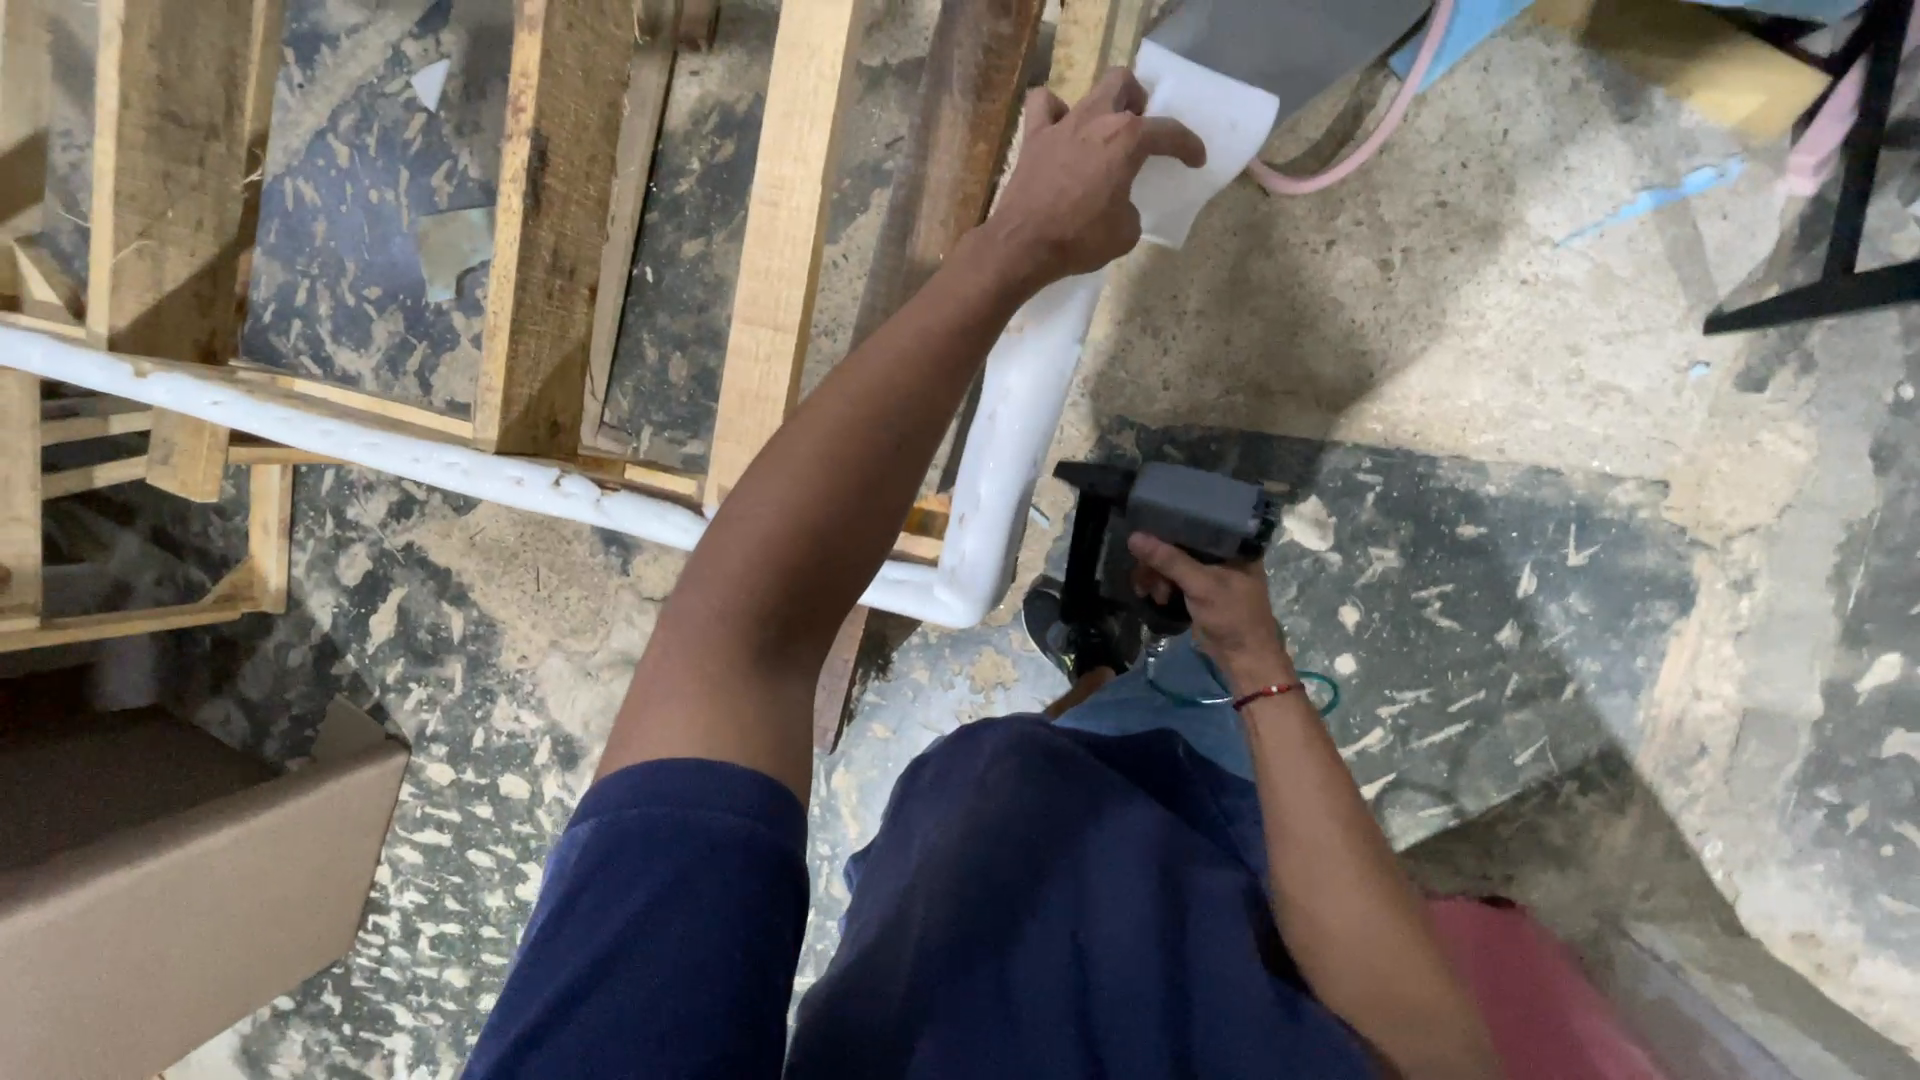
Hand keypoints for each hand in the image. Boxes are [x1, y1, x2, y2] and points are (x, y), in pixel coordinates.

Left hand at [981, 68, 1205, 290]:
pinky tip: (1059, 130)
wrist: (1024, 245)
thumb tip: (1120, 207)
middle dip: (1136, 101)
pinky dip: (1053, 111)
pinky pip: (1042, 106)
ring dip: (1100, 106)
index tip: (1194, 159)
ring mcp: (1061, 125)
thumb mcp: (1125, 234)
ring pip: (1087, 90)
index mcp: (1126, 140)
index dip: (1187, 145)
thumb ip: (1130, 210)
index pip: (1168, 133)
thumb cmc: (1080, 240)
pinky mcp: (1033, 139)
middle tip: (1139, 127)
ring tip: (1102, 131)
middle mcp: (1096, 120)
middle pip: (1123, 84)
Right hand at [1127, 533, 1296, 694]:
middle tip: (1145, 577)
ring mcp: (1209, 573)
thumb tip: (1134, 537)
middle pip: (1179, 545)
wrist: (1242, 658)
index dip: (1170, 527)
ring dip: (1156, 577)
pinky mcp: (1198, 591)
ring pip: (1172, 564)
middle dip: (1158, 562)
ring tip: (1149, 593)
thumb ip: (1168, 560)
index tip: (1145, 532)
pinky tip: (1154, 597)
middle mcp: (1222, 554)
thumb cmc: (1232, 616)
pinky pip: (1173, 579)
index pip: (1197, 524)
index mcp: (1234, 545)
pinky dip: (1161, 586)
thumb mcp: (1201, 584)